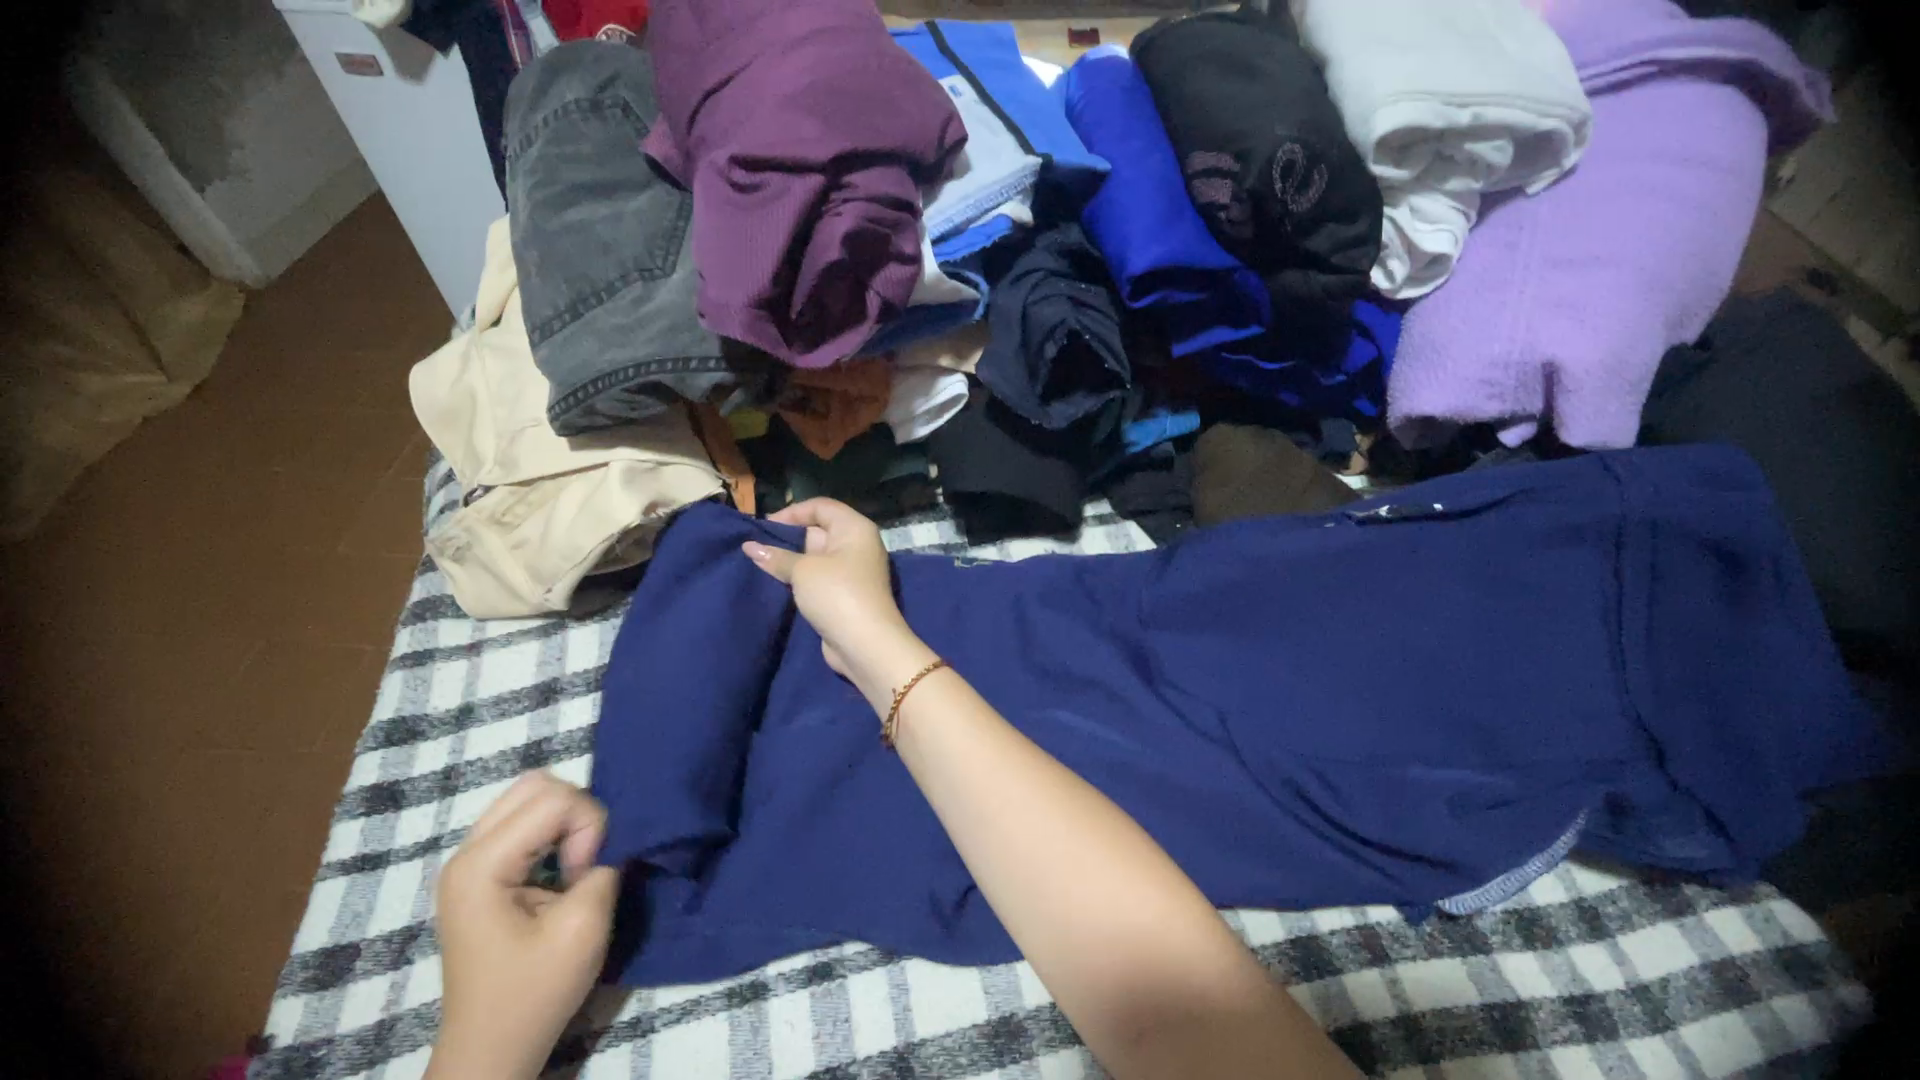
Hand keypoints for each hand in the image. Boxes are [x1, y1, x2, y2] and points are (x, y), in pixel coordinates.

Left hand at [427, 772, 620, 1079]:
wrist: (491, 1047)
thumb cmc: (534, 993)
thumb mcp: (584, 929)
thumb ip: (604, 868)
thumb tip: (609, 843)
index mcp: (481, 864)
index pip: (554, 798)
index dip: (589, 827)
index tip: (585, 878)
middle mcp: (467, 851)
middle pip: (536, 785)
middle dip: (576, 813)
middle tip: (583, 863)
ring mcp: (469, 860)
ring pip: (530, 797)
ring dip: (565, 822)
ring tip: (573, 868)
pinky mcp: (480, 872)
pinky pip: (523, 821)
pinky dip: (552, 833)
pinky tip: (559, 871)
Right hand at [742, 498, 935, 704]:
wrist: (864, 644)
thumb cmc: (836, 594)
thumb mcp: (803, 570)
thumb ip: (776, 556)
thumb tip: (749, 546)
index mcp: (855, 528)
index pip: (821, 506)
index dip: (792, 513)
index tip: (764, 527)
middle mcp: (857, 544)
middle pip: (818, 530)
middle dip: (788, 537)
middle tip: (757, 546)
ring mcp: (852, 571)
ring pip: (816, 556)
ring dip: (791, 561)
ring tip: (760, 563)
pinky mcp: (844, 593)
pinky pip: (818, 577)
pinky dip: (799, 578)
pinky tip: (775, 582)